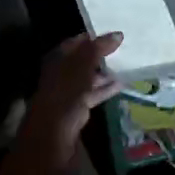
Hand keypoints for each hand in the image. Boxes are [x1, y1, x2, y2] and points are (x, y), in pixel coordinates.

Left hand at [17, 33, 123, 166]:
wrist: (51, 140)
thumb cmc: (64, 99)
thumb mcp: (81, 70)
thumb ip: (96, 51)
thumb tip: (117, 34)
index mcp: (56, 63)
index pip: (72, 45)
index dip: (89, 39)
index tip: (111, 36)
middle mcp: (59, 77)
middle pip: (79, 63)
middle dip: (97, 57)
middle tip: (120, 51)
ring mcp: (66, 97)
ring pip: (86, 81)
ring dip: (102, 75)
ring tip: (123, 68)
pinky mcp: (74, 114)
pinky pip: (90, 97)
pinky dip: (103, 91)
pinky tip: (119, 87)